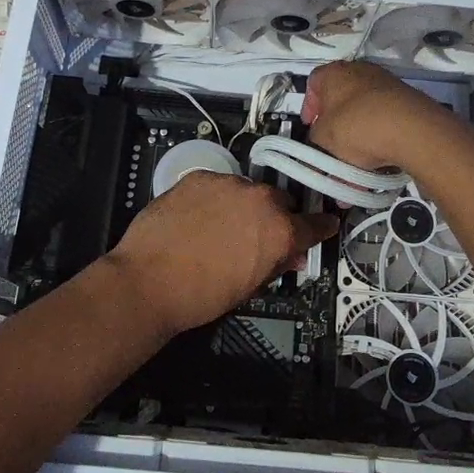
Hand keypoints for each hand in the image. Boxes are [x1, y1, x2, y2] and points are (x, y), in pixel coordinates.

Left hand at [105, 170, 338, 337]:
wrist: (149, 280)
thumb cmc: (203, 296)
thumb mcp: (250, 287)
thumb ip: (276, 265)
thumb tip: (291, 256)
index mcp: (280, 231)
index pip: (314, 224)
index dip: (320, 227)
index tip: (324, 226)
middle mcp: (260, 199)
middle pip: (279, 201)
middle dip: (275, 216)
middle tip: (258, 235)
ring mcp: (228, 184)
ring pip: (247, 190)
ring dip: (243, 205)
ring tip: (222, 226)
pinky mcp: (199, 177)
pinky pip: (217, 185)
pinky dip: (215, 198)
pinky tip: (198, 217)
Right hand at [303, 60, 458, 171]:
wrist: (412, 130)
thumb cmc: (357, 127)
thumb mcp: (323, 138)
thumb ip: (316, 138)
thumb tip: (322, 142)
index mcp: (335, 73)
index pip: (314, 82)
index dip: (309, 105)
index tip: (311, 126)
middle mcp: (362, 71)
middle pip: (342, 97)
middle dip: (335, 122)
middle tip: (332, 143)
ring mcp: (388, 85)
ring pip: (365, 112)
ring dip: (358, 135)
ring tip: (356, 163)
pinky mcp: (408, 102)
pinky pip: (385, 121)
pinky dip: (379, 139)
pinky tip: (376, 163)